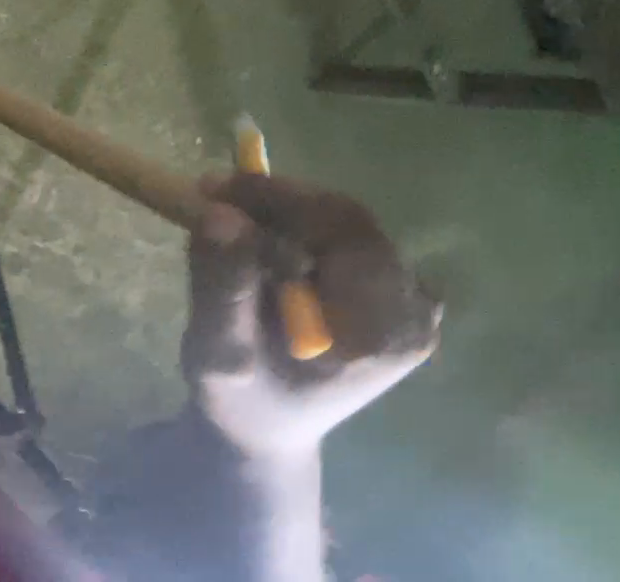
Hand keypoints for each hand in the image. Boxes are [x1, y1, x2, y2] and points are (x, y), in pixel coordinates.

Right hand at [184, 174, 441, 457]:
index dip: (277, 197)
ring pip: (340, 223)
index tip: (211, 188)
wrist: (266, 429)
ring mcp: (405, 302)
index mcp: (382, 328)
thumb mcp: (220, 348)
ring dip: (279, 212)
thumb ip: (223, 283)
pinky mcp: (387, 295)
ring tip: (225, 221)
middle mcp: (411, 310)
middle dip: (274, 201)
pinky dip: (292, 227)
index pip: (341, 230)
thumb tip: (220, 211)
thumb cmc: (241, 396)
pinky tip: (257, 243)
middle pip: (345, 221)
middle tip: (209, 195)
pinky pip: (340, 238)